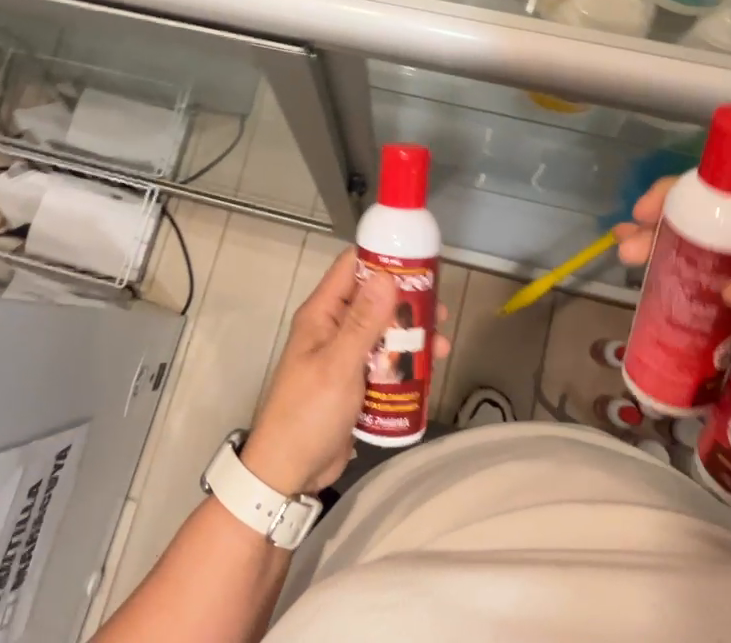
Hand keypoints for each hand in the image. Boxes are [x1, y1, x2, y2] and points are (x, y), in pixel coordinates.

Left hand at [240, 248, 450, 495]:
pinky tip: (428, 372)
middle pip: (374, 300)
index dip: (383, 259)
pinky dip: (405, 363)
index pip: (351, 268)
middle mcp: (332, 328)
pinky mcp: (355, 382)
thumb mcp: (339, 365)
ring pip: (383, 333)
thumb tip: (386, 276)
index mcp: (321, 314)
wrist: (289, 471)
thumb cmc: (308, 413)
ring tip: (442, 346)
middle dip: (407, 303)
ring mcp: (344, 356)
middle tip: (440, 311)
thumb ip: (363, 322)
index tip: (419, 261)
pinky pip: (384, 362)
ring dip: (411, 336)